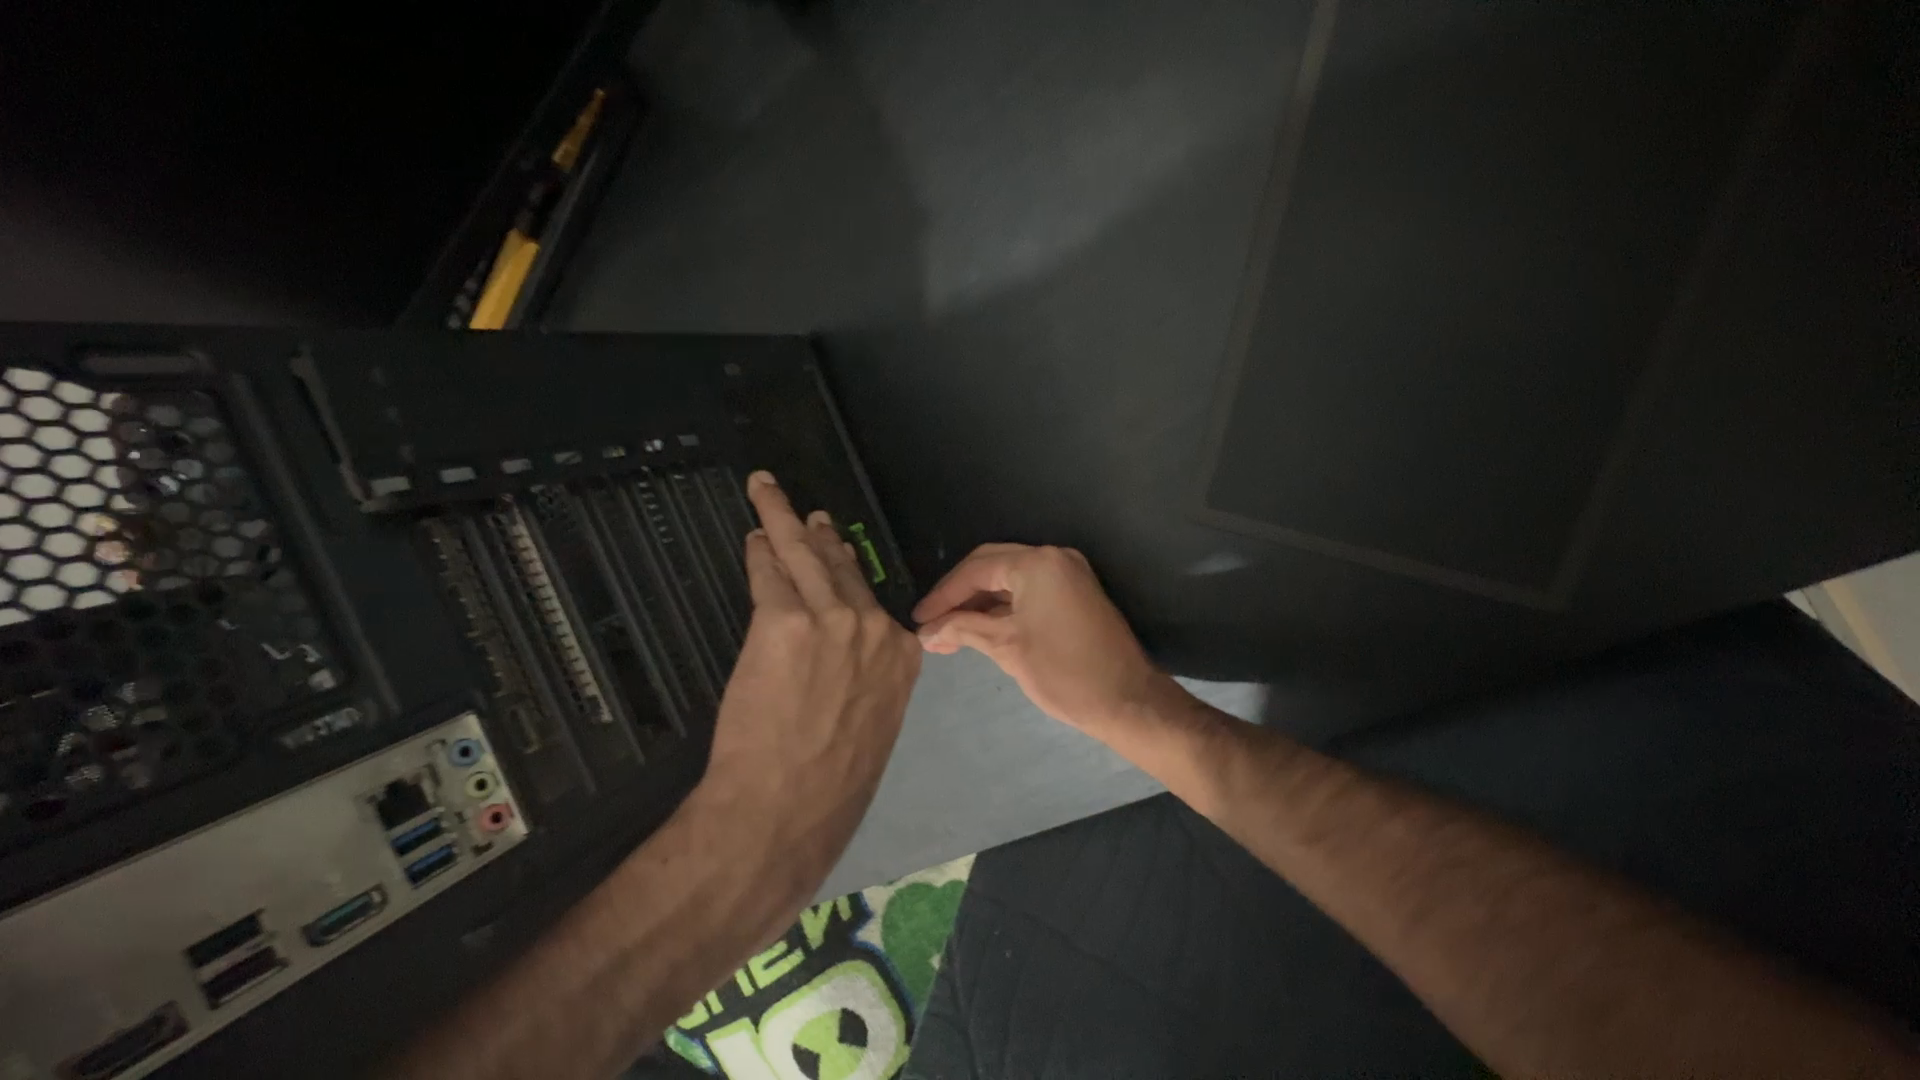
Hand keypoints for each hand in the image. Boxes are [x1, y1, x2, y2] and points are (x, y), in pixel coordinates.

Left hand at [695, 472, 921, 910]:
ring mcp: (831, 620)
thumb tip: (843, 670)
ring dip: (784, 519)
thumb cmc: (829, 786)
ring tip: (770, 494)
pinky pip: (770, 571)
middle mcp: (875, 628)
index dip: (850, 574)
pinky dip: (760, 548)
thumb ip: (865, 685)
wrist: (786, 811)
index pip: (874, 601)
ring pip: (805, 555)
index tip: (838, 556)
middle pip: (843, 567)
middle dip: (821, 535)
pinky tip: (753, 533)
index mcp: (904, 657)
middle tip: (810, 514)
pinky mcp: (784, 621)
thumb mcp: (871, 729)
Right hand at [912, 543, 1177, 733]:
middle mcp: (1054, 557)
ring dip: (979, 602)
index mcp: (1037, 563)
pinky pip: (1028, 590)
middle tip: (930, 623)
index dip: (942, 595)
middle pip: (991, 566)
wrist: (1127, 700)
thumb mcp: (1006, 648)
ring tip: (948, 633)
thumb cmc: (1064, 672)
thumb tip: (926, 631)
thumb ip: (963, 630)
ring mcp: (1068, 574)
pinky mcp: (1074, 593)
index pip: (976, 570)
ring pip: (1009, 579)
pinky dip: (1002, 607)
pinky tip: (978, 629)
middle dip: (958, 595)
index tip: (918, 620)